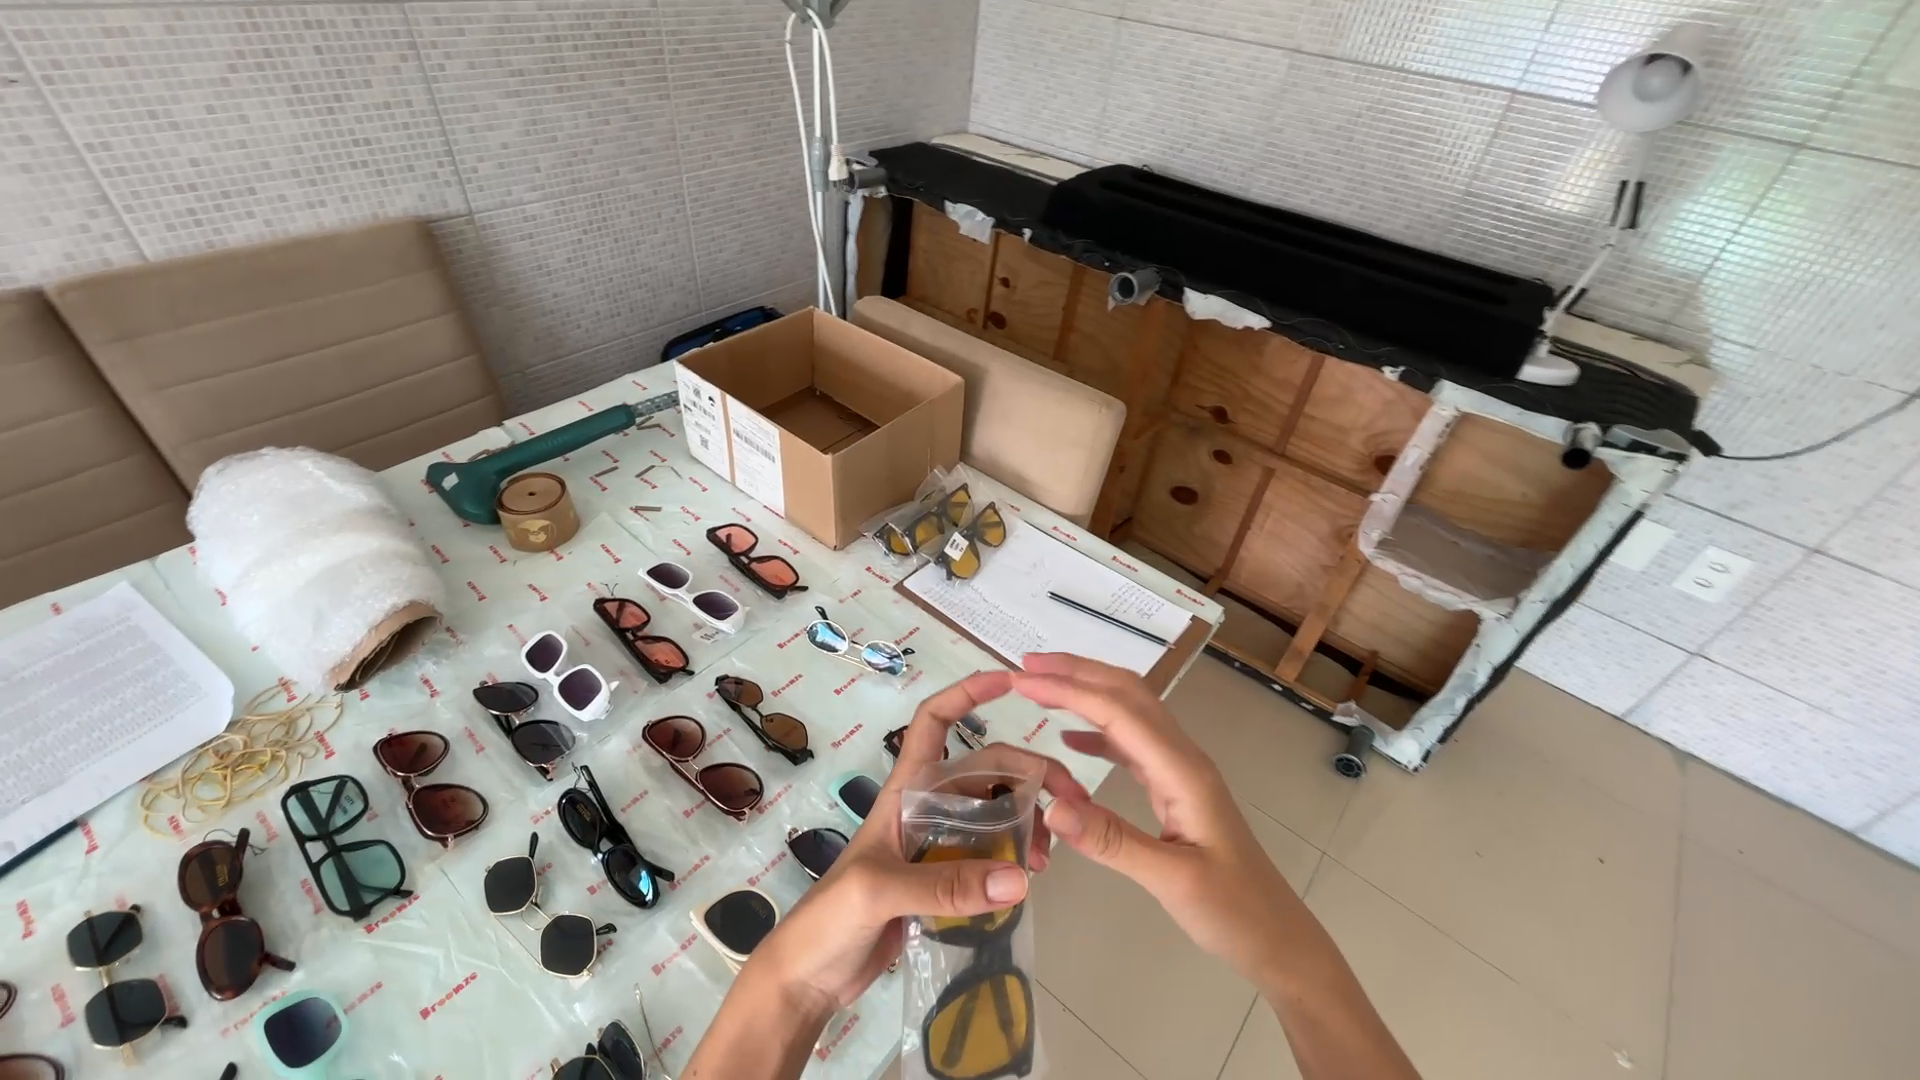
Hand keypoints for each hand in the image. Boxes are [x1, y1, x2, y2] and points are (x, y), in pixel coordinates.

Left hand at [744, 669, 1087, 1016]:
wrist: (809, 978)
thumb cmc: (830, 919)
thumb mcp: (879, 891)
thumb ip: (944, 884)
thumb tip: (1021, 876)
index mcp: (903, 791)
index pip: (933, 723)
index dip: (967, 694)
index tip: (1011, 681)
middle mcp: (924, 808)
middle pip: (986, 770)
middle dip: (1029, 775)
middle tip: (1070, 804)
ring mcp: (935, 844)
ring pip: (994, 812)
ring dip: (1028, 821)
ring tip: (1048, 857)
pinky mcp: (943, 880)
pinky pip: (990, 855)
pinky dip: (1015, 858)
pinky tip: (1028, 879)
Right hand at [1013, 653, 1297, 984]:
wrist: (1279, 939)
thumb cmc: (1233, 911)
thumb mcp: (1172, 880)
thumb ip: (1112, 841)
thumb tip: (1050, 806)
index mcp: (1182, 769)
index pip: (1117, 711)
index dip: (1069, 689)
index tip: (1022, 679)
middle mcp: (1182, 757)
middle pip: (1127, 693)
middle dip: (1077, 671)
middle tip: (1026, 665)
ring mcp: (1180, 771)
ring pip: (1130, 711)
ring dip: (1087, 691)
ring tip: (1041, 686)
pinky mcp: (1175, 788)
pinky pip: (1131, 743)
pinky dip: (1097, 730)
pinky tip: (1069, 740)